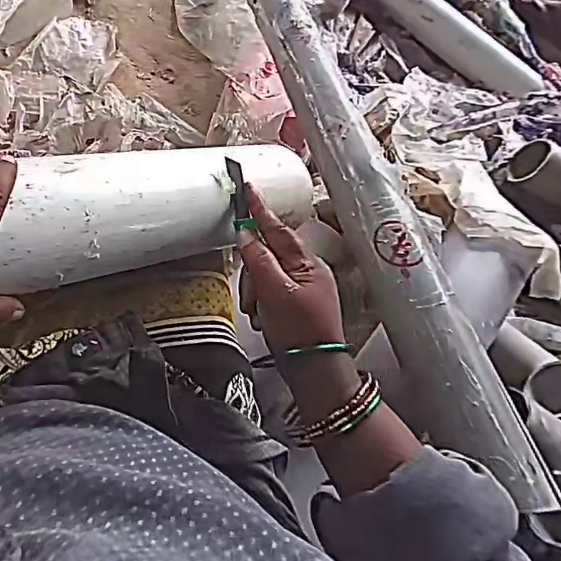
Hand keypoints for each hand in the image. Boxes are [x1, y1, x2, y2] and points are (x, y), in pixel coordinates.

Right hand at [237, 185, 342, 352]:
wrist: (314, 370)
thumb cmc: (300, 331)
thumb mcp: (275, 291)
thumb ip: (258, 259)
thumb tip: (245, 235)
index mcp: (307, 264)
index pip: (278, 229)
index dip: (260, 210)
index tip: (247, 189)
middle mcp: (305, 271)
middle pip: (265, 254)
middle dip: (252, 274)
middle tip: (251, 295)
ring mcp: (299, 287)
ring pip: (262, 274)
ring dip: (254, 292)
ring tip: (258, 312)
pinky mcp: (292, 302)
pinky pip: (266, 290)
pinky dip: (259, 302)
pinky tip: (262, 318)